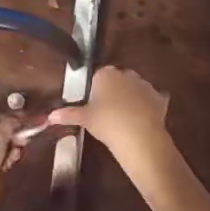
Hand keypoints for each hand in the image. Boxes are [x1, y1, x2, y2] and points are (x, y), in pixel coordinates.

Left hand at [0, 117, 24, 206]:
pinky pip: (2, 161)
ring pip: (2, 149)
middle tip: (26, 134)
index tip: (24, 119)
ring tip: (21, 147)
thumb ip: (7, 126)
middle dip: (13, 135)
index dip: (8, 120)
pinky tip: (14, 159)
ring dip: (12, 147)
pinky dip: (9, 159)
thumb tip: (16, 117)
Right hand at [46, 67, 169, 158]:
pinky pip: (150, 99)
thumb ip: (68, 114)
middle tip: (107, 110)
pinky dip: (146, 106)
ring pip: (134, 88)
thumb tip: (50, 116)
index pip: (99, 74)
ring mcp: (145, 84)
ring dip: (130, 97)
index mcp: (106, 74)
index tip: (94, 102)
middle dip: (114, 90)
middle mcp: (127, 74)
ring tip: (124, 117)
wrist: (138, 136)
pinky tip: (142, 119)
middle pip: (118, 79)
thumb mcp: (84, 119)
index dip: (96, 87)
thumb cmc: (106, 122)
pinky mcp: (159, 97)